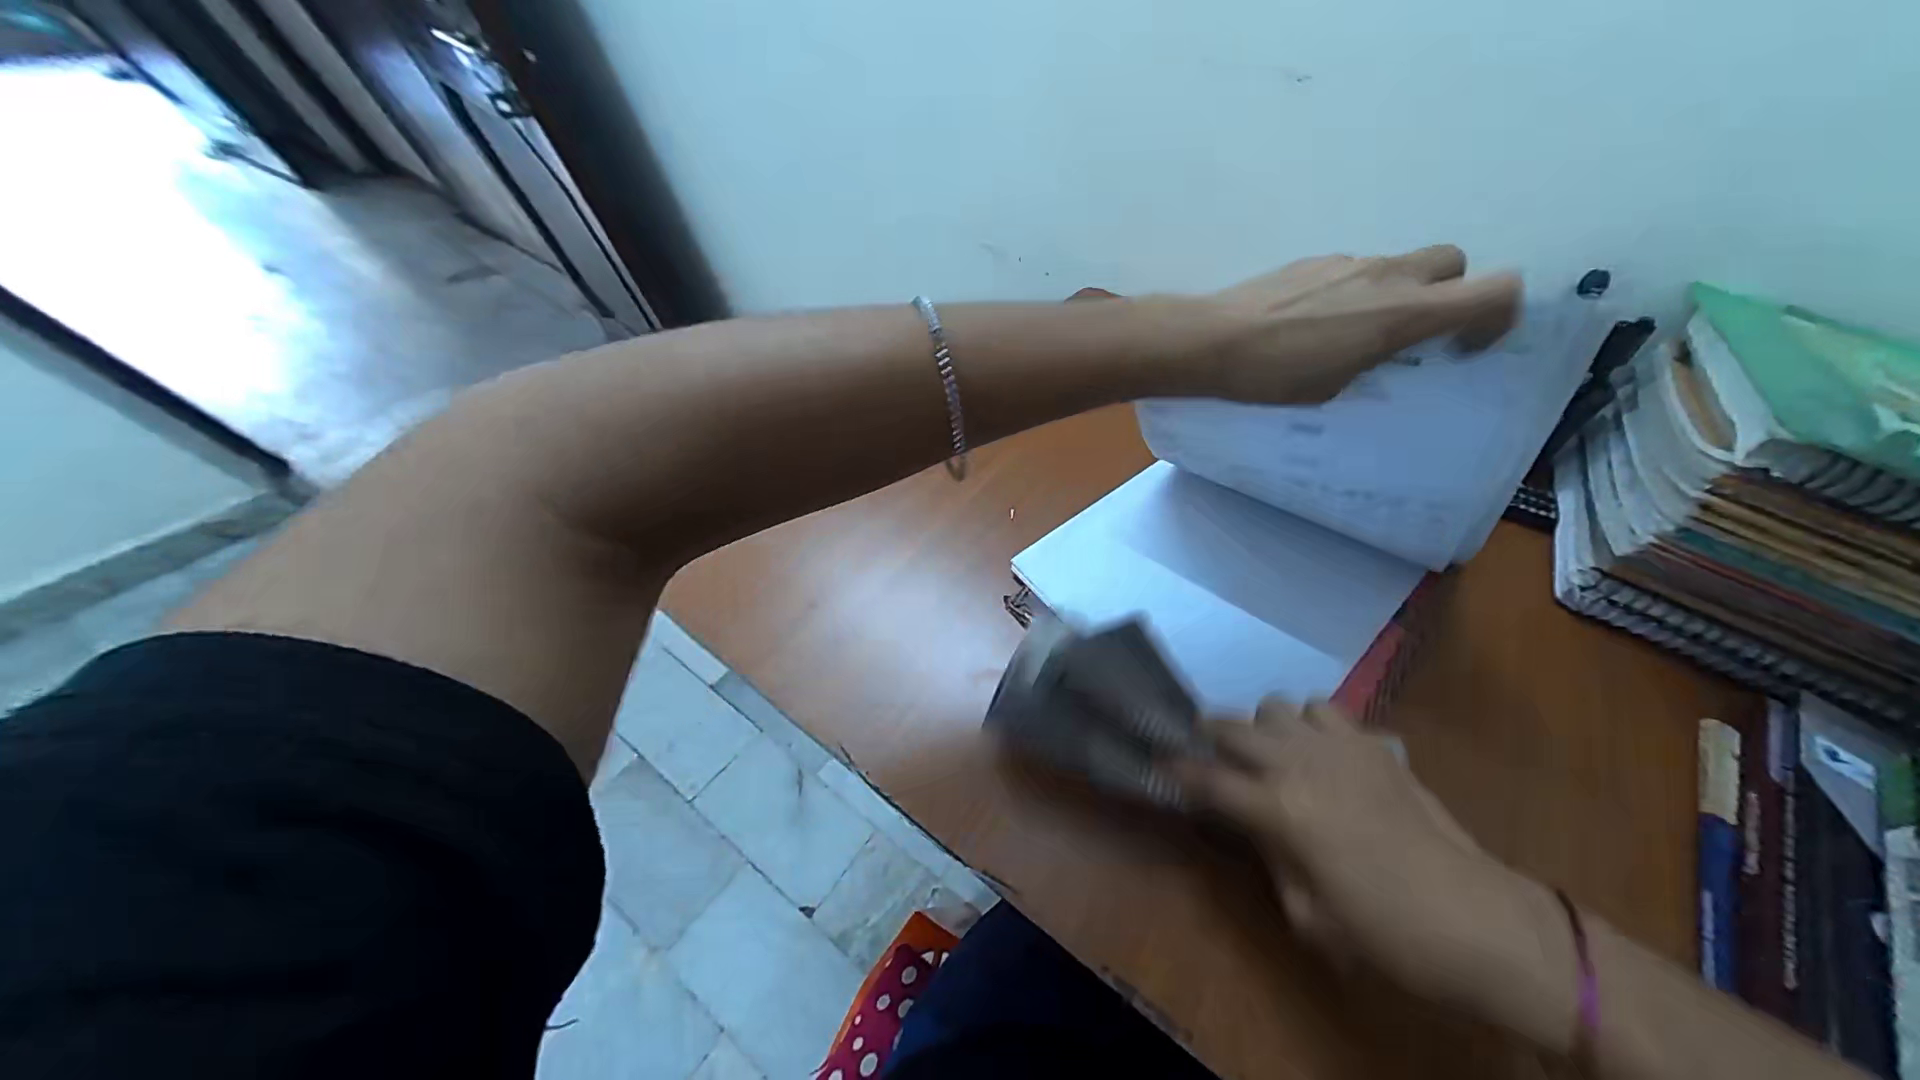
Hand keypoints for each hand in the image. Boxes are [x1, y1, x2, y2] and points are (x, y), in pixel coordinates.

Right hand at [1180, 699, 1576, 1048]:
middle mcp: (1301, 763)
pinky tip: (1319, 751)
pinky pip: (1326, 710)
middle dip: (1209, 735)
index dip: (1176, 769)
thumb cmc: (1386, 933)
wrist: (1483, 923)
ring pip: (1277, 705)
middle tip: (1207, 754)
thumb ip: (1268, 855)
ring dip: (1264, 727)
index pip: (1208, 778)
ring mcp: (1340, 746)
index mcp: (1279, 809)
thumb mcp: (1307, 914)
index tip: (1159, 762)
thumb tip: (1251, 823)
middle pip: (1233, 726)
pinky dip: (1310, 723)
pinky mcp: (1375, 745)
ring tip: (1271, 753)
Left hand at [1200, 246, 1520, 402]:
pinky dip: (1353, 289)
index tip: (1464, 346)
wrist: (1214, 339)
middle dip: (1447, 293)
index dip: (1498, 316)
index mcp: (1405, 310)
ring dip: (1395, 291)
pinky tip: (1314, 321)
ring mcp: (1348, 261)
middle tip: (1411, 332)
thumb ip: (1375, 358)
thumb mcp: (1335, 385)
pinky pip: (1354, 268)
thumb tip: (1378, 347)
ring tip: (1353, 331)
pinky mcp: (1313, 259)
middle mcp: (1387, 274)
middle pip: (1453, 262)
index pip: (1497, 289)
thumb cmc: (1275, 374)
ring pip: (1399, 264)